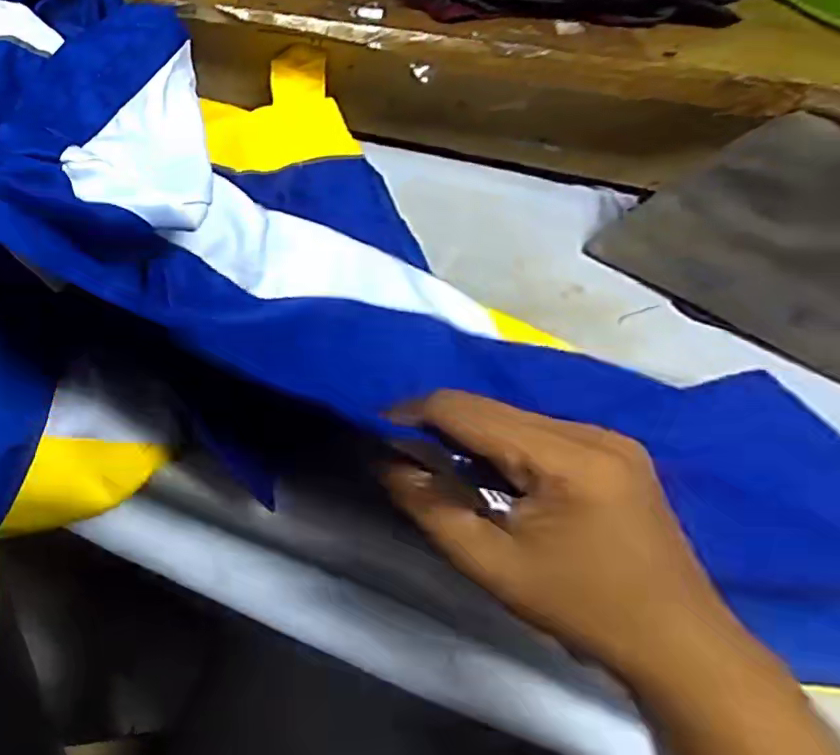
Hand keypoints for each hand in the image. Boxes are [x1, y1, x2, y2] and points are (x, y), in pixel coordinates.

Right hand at [382, 390, 751, 682]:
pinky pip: (528, 427)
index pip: (461, 409)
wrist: (684, 650)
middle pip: (482, 406)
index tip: (372, 435)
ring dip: (461, 432)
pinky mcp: (612, 452)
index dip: (406, 415)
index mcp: (568, 458)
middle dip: (432, 424)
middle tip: (400, 454)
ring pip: (502, 413)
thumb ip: (422, 501)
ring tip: (436, 464)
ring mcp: (608, 441)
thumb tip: (379, 457)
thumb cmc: (579, 605)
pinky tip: (481, 469)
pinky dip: (491, 441)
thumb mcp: (483, 559)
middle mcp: (592, 435)